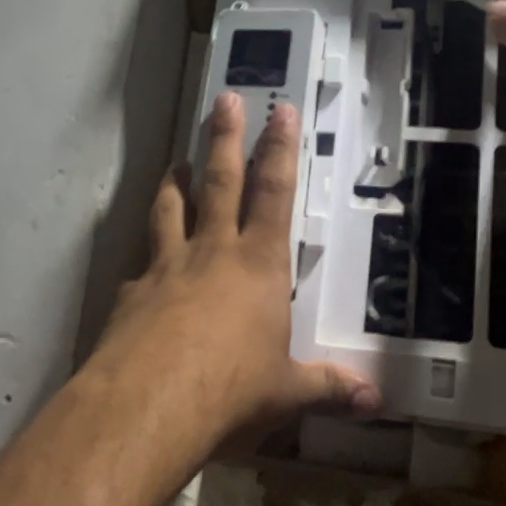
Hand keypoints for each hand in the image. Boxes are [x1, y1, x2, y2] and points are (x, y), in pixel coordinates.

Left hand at [81, 93, 380, 455]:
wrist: (148, 406)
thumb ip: (328, 389)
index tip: (281, 109)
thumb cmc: (232, 391)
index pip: (274, 192)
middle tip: (225, 99)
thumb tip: (375, 404)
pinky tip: (140, 268)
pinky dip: (145, 257)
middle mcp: (211, 253)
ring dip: (175, 182)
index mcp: (258, 264)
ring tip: (175, 162)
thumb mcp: (287, 393)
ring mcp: (166, 268)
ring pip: (170, 208)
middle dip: (225, 137)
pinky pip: (141, 264)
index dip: (280, 149)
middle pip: (219, 181)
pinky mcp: (130, 295)